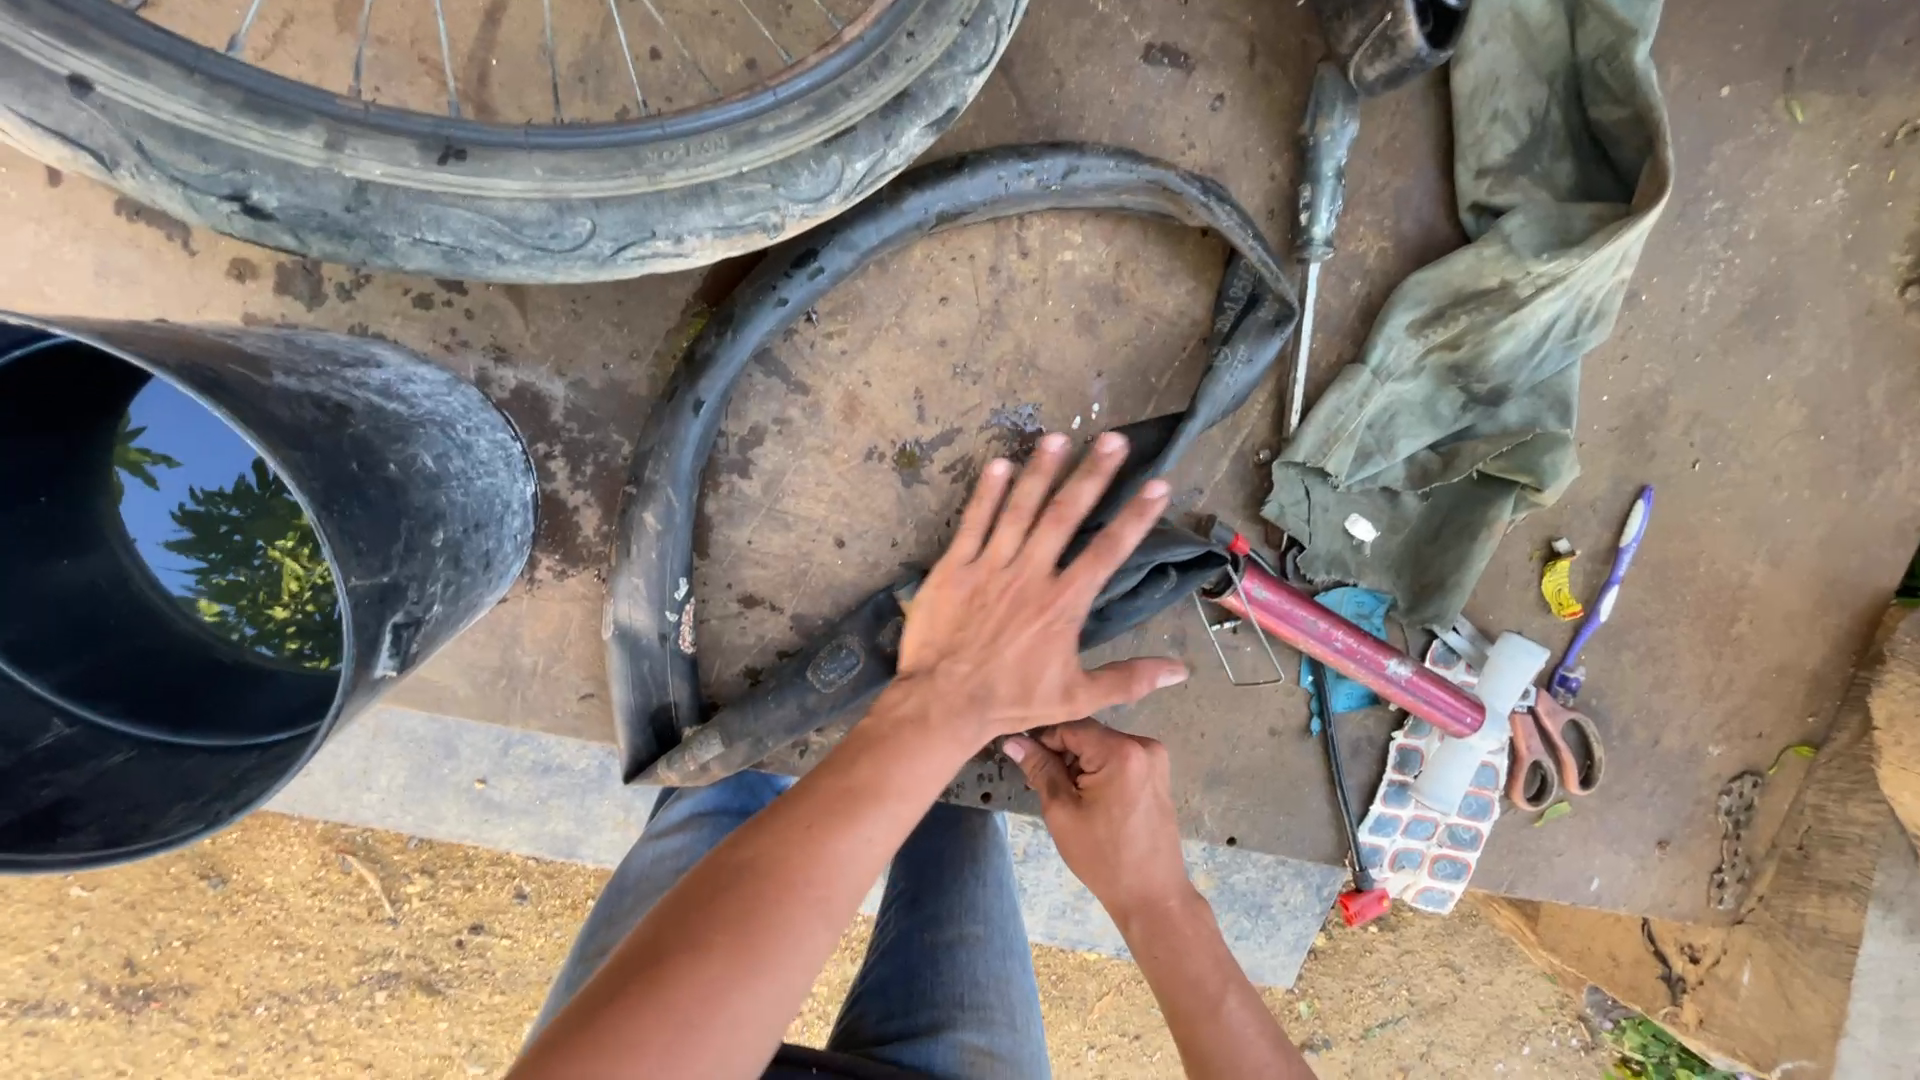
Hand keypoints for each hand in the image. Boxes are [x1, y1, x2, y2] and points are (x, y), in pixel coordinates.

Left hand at [890, 430, 1187, 739]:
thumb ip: (1129, 679)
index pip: (1109, 550)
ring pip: (1020, 508)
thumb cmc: (1011, 700)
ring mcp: (990, 565)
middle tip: (1112, 438)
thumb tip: (1180, 671)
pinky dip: (986, 492)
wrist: (944, 703)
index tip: (1158, 483)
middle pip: (1066, 514)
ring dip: (1041, 471)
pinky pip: (973, 521)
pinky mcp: (954, 566)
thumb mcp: (1077, 697)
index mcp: (1064, 601)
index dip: (1136, 515)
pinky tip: (999, 464)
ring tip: (1059, 437)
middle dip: (1093, 473)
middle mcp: (1031, 573)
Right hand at [1004, 719, 1193, 919]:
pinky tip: (1090, 798)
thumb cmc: (1102, 856)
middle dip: (1062, 753)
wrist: (1151, 894)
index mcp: (1121, 751)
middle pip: (1088, 734)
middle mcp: (1144, 745)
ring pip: (1102, 745)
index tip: (1026, 762)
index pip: (1071, 725)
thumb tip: (1012, 741)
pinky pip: (1118, 758)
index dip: (1043, 740)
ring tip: (1067, 796)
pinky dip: (1099, 769)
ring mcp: (1155, 758)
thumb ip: (1039, 768)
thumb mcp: (1061, 811)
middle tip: (1043, 784)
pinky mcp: (1158, 772)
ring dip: (1080, 762)